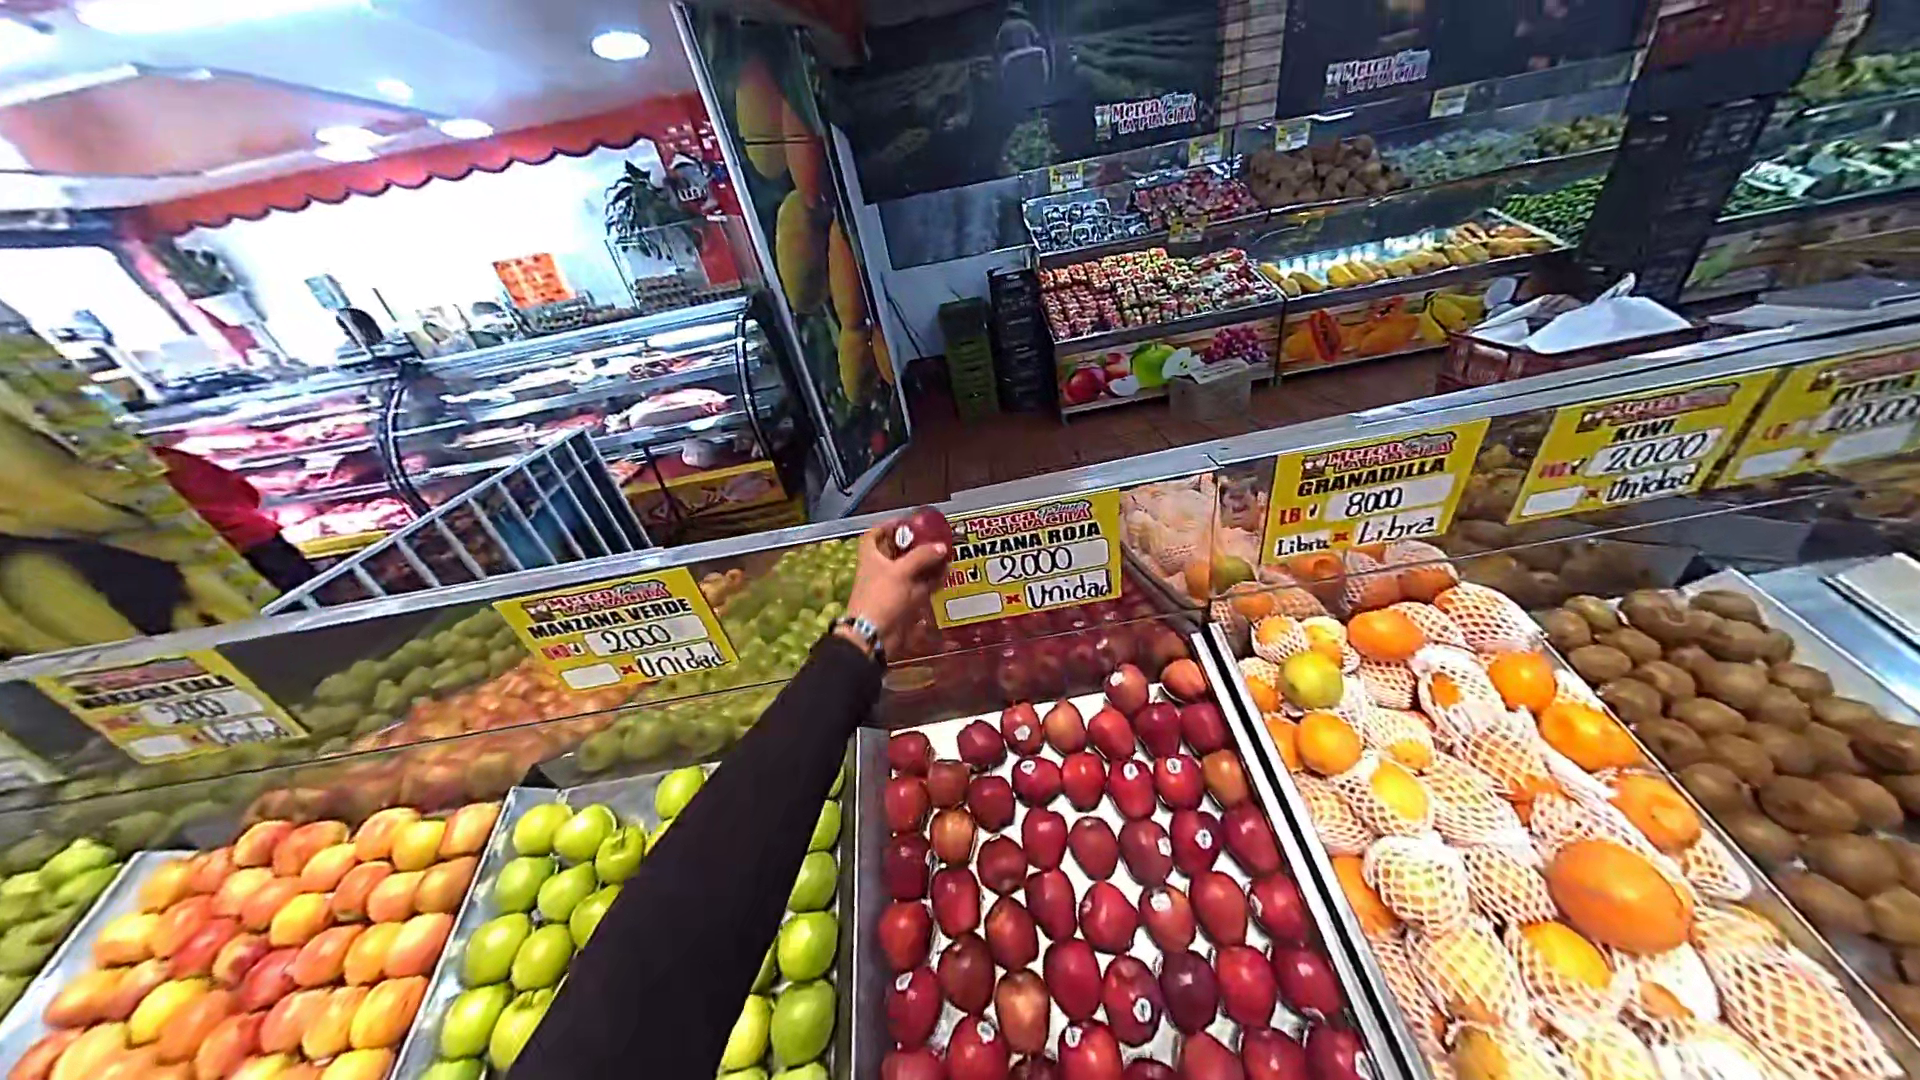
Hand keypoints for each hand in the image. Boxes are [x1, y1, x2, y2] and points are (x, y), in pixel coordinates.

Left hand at [842, 522, 949, 655]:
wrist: (874, 635)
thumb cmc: (881, 597)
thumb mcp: (901, 571)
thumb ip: (922, 556)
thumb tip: (941, 546)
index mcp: (871, 556)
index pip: (876, 534)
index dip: (890, 525)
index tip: (908, 522)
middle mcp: (881, 568)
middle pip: (898, 550)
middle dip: (917, 544)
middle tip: (935, 536)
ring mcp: (893, 585)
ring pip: (913, 568)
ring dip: (928, 561)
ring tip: (946, 552)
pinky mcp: (904, 601)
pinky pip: (921, 585)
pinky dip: (932, 579)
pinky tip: (946, 572)